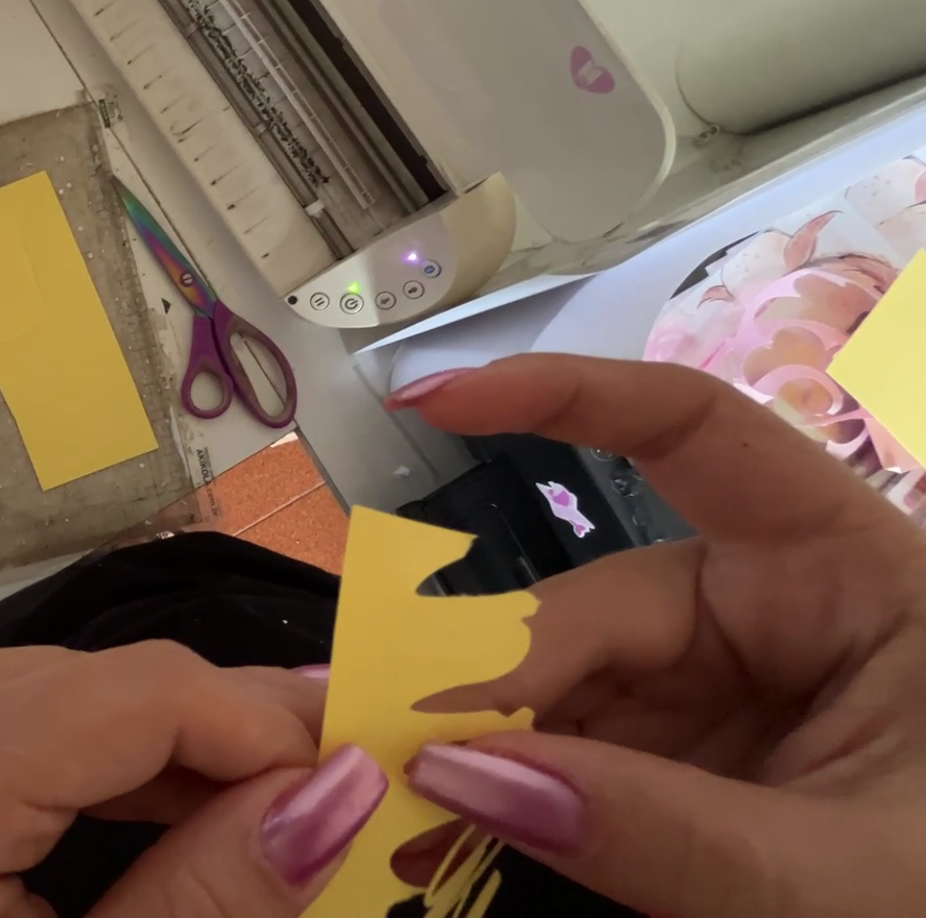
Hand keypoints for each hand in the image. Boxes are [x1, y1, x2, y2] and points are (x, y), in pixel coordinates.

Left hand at [0, 642, 369, 916]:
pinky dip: (127, 756)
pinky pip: (54, 711)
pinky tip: (189, 803)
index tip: (374, 769)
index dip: (271, 724)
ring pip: (98, 691)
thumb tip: (336, 799)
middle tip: (356, 785)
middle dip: (242, 736)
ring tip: (291, 799)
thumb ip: (203, 898)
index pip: (149, 690)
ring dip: (192, 747)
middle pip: (125, 683)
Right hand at [389, 355, 925, 916]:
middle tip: (401, 737)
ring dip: (483, 736)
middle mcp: (760, 608)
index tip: (428, 402)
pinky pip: (559, 733)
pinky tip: (450, 801)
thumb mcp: (862, 885)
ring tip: (408, 784)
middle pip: (585, 608)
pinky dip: (499, 772)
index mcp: (849, 578)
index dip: (555, 395)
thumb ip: (661, 832)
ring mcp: (705, 678)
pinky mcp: (666, 741)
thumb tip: (445, 767)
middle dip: (495, 677)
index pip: (691, 432)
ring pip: (554, 677)